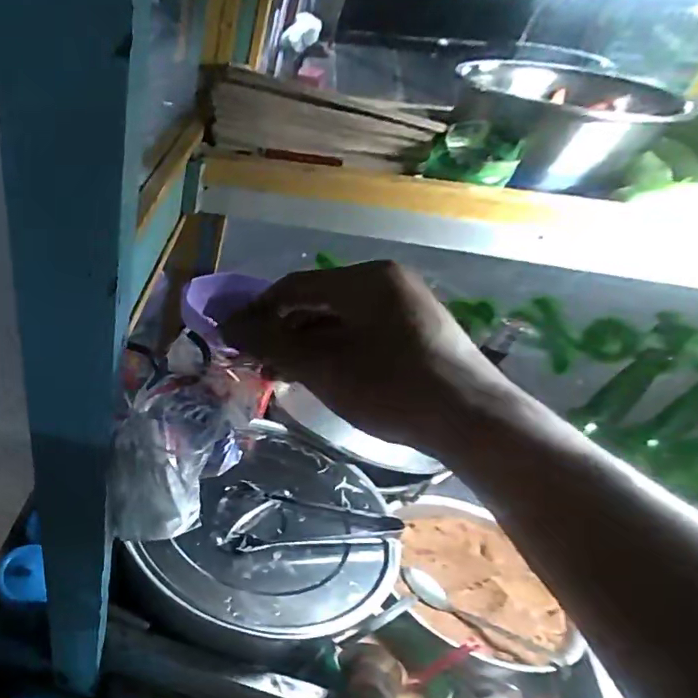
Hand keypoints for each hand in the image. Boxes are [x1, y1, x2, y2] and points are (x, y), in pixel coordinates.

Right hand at [221, 260, 511, 452]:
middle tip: (254, 363)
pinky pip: (357, 332)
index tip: (229, 340)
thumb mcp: (322, 366)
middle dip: (278, 331)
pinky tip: (315, 376)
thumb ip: (270, 343)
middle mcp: (385, 282)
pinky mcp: (413, 332)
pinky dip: (329, 351)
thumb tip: (228, 327)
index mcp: (364, 279)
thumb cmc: (390, 387)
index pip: (292, 286)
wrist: (470, 418)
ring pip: (335, 319)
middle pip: (314, 301)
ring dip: (302, 344)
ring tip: (279, 375)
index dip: (255, 312)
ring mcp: (402, 306)